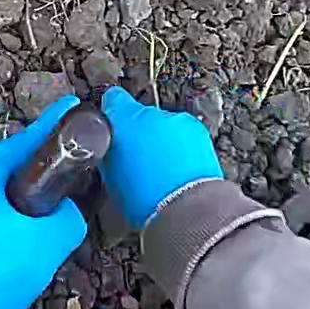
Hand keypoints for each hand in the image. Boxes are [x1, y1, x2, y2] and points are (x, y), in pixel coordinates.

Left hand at [0, 96, 86, 308]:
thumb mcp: (43, 246)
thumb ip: (71, 217)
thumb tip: (67, 213)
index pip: (38, 133)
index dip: (69, 125)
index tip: (87, 111)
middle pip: (28, 168)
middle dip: (53, 188)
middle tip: (76, 208)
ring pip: (14, 199)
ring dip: (34, 218)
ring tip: (45, 247)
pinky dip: (15, 234)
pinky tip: (20, 263)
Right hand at [100, 86, 223, 228]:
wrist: (186, 209)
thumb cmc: (146, 201)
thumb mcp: (112, 178)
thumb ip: (111, 153)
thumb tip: (112, 147)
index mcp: (123, 122)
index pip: (114, 99)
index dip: (114, 110)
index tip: (115, 120)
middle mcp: (150, 115)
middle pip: (141, 115)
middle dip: (140, 132)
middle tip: (140, 159)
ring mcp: (176, 121)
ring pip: (164, 124)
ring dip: (162, 139)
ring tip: (163, 169)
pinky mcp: (197, 130)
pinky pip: (184, 133)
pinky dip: (182, 146)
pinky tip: (179, 168)